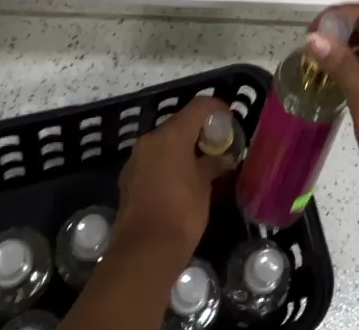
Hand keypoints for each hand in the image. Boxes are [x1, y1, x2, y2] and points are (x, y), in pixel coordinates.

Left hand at [112, 96, 236, 259]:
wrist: (143, 252)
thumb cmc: (181, 213)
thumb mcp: (204, 187)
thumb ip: (213, 165)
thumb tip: (223, 157)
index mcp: (171, 135)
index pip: (199, 106)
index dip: (217, 110)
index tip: (230, 123)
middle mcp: (150, 140)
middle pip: (179, 123)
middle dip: (200, 131)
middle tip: (218, 146)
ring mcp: (136, 159)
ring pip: (165, 142)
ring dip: (183, 147)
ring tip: (202, 165)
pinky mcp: (128, 179)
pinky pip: (153, 160)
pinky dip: (169, 162)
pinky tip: (181, 181)